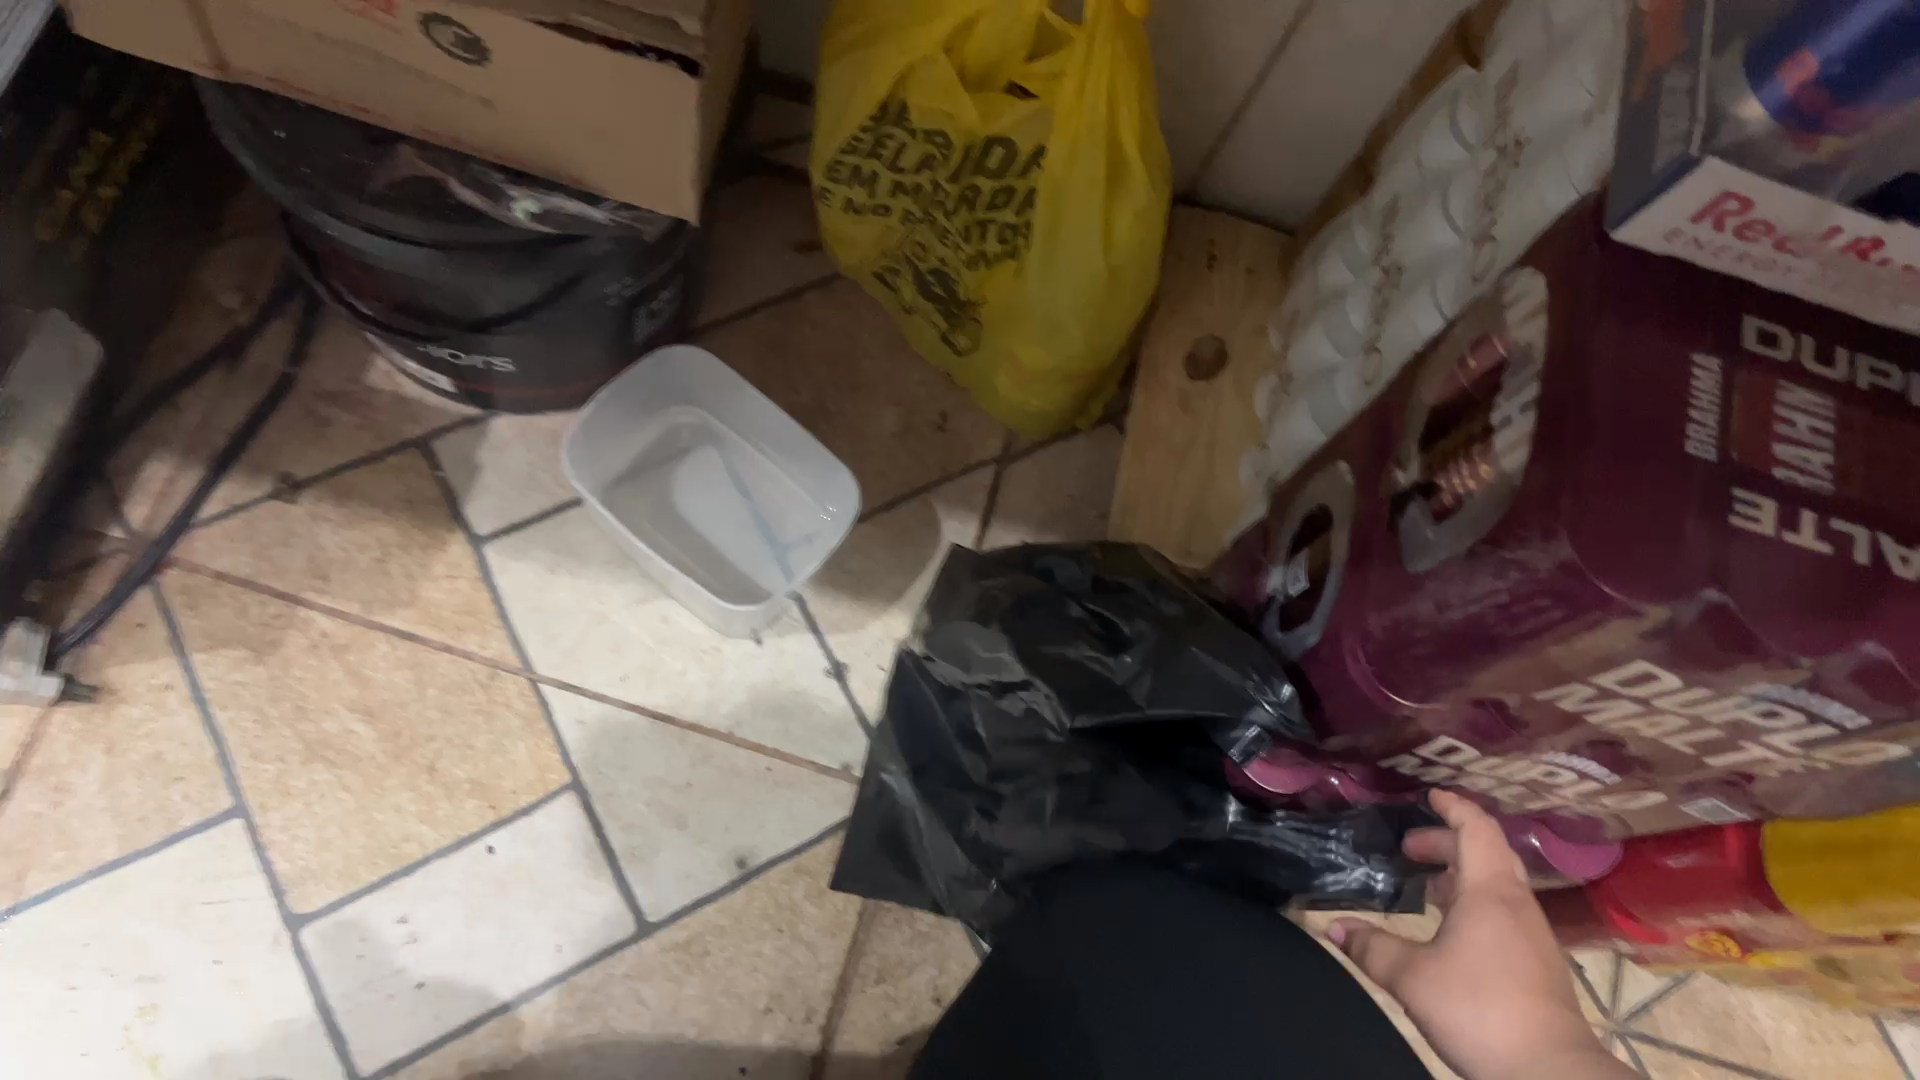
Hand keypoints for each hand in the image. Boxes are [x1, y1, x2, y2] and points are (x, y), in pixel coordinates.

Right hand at [1329, 791, 1633, 1079]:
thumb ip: (1371, 946)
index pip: (1477, 830)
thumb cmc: (1480, 1010)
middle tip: (1408, 848)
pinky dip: (1473, 903)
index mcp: (1490, 893)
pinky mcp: (1537, 965)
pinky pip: (1503, 913)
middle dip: (1448, 842)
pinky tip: (1449, 929)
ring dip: (1460, 875)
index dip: (1454, 807)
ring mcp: (1532, 937)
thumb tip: (1333, 927)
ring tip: (1424, 887)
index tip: (1429, 795)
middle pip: (1487, 854)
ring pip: (1497, 886)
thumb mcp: (1410, 977)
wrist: (1552, 1077)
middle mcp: (1516, 906)